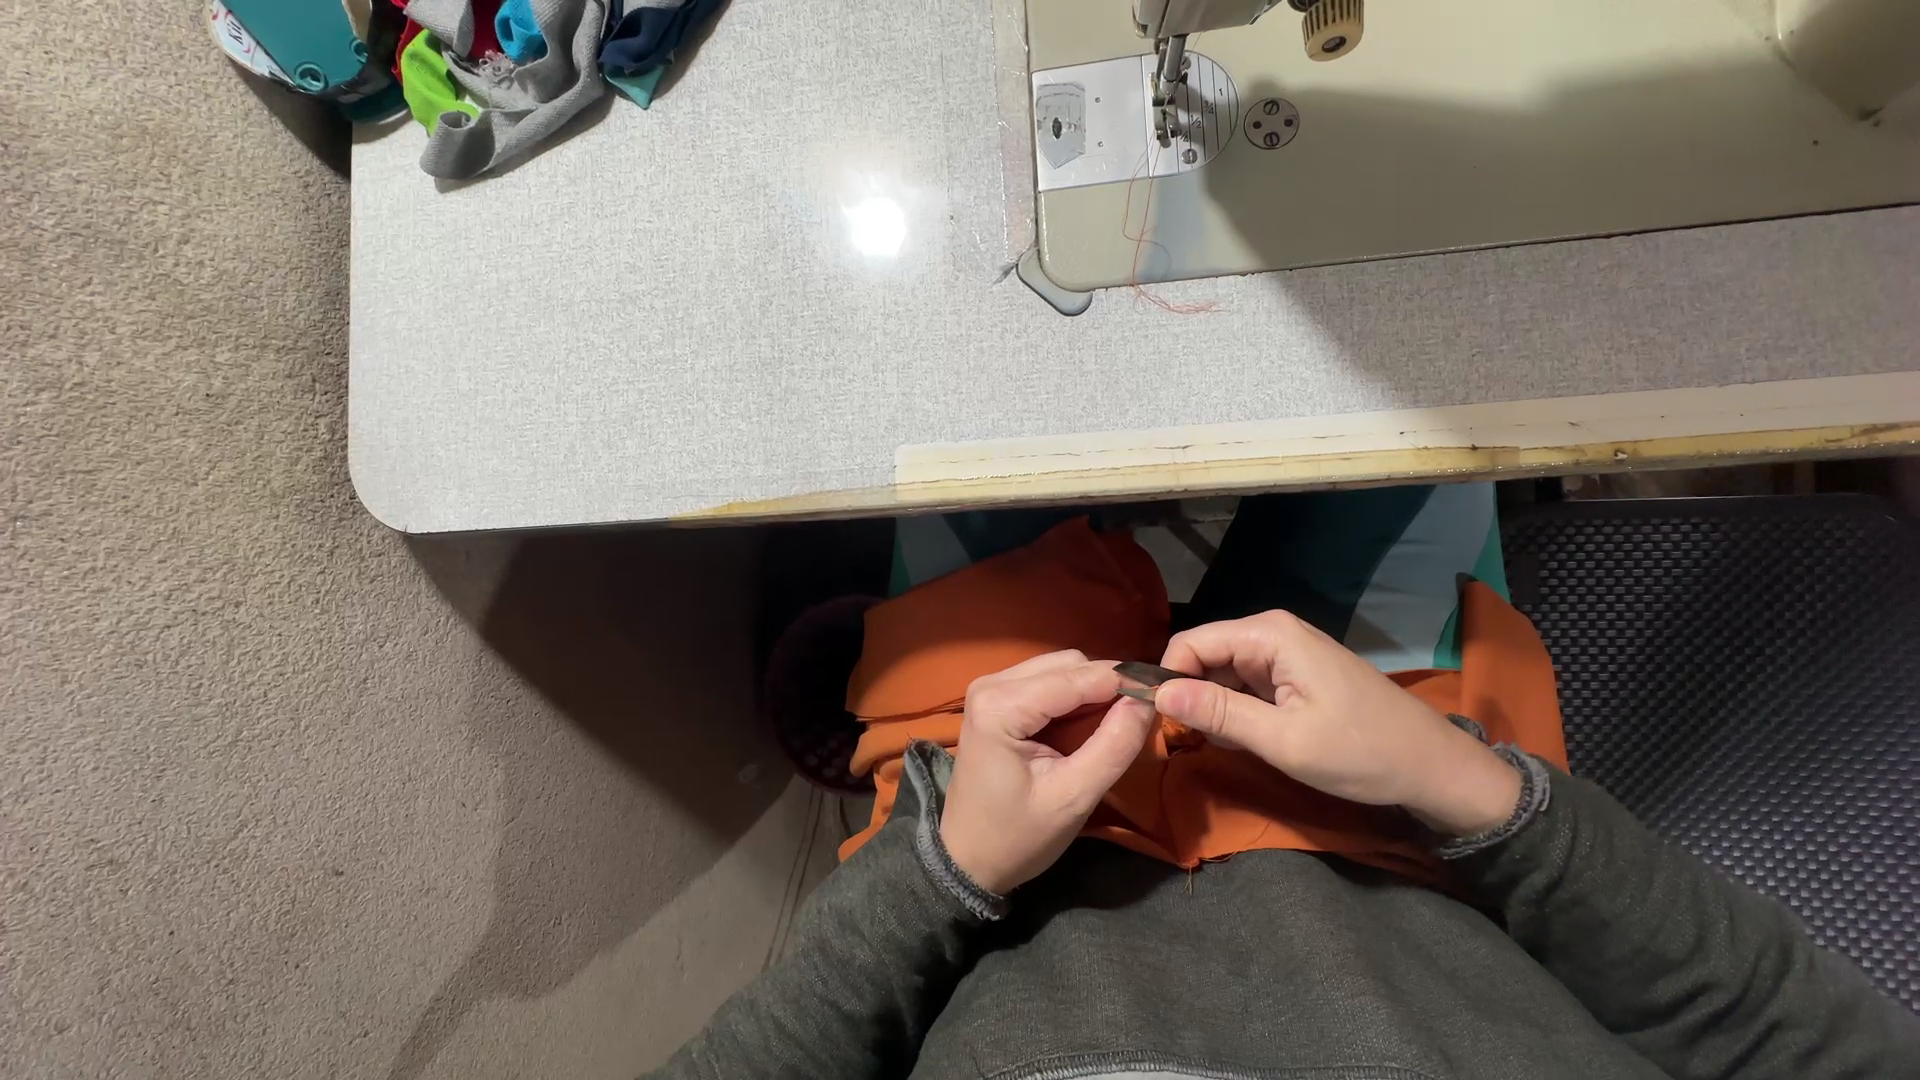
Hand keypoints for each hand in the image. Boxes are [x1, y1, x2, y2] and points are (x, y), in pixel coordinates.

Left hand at [940, 651, 1157, 894]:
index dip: (1124, 681)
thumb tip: (1148, 700)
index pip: (1077, 676)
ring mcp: (990, 688)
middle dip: (1108, 686)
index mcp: (1000, 706)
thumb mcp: (1073, 797)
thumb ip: (1113, 745)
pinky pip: (1048, 682)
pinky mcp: (997, 699)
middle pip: (1069, 665)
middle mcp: (991, 684)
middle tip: (1141, 717)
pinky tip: (1090, 725)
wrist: (967, 859)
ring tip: (1118, 724)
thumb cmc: (1017, 837)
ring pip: (1060, 669)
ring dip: (1092, 691)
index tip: (1165, 694)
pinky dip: (1074, 698)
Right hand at [1152, 611, 1520, 836]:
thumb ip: (1219, 714)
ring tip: (1232, 744)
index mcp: (1268, 634)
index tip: (1159, 722)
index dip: (1167, 679)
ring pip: (1220, 673)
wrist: (1434, 769)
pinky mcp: (1292, 673)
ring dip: (1214, 708)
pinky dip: (1236, 711)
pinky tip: (1251, 739)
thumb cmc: (1361, 753)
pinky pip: (1243, 684)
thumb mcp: (1284, 740)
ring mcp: (1283, 652)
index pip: (1189, 643)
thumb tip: (1157, 693)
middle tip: (1197, 742)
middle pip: (1203, 656)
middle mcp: (1271, 631)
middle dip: (1191, 696)